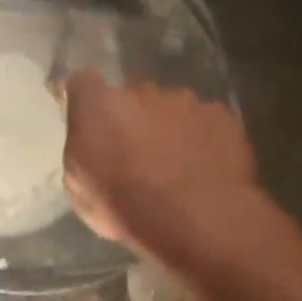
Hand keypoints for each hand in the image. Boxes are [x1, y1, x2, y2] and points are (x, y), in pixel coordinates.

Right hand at [60, 71, 258, 261]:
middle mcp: (141, 91)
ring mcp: (186, 102)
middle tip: (136, 155)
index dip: (86, 96)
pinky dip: (201, 140)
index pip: (83, 82)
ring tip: (174, 167)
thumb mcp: (78, 184)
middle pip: (133, 96)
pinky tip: (201, 169)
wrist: (191, 218)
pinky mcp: (223, 117)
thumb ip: (82, 149)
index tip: (90, 117)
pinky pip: (205, 124)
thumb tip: (89, 139)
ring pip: (172, 109)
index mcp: (98, 105)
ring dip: (169, 129)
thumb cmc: (121, 204)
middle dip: (133, 119)